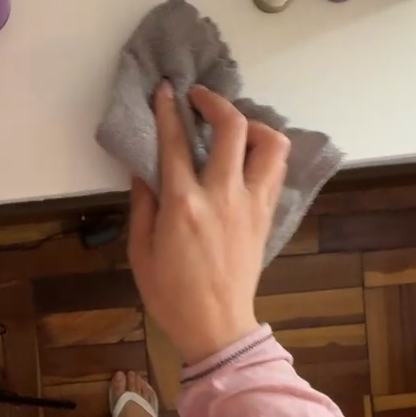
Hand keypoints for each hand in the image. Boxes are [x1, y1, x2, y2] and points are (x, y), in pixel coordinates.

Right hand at [129, 83, 290, 363]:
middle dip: (215, 102)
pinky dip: (264, 151)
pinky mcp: (266, 215)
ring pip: (269, 142)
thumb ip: (142, 205)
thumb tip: (145, 170)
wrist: (216, 325)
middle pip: (231, 127)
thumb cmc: (171, 295)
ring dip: (252, 124)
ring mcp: (250, 204)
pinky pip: (275, 169)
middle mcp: (222, 195)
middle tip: (199, 98)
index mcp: (183, 205)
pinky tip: (247, 155)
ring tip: (233, 128)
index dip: (168, 110)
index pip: (175, 143)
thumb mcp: (140, 252)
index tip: (165, 91)